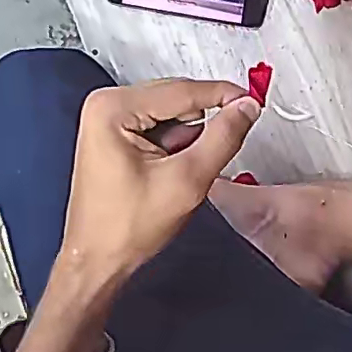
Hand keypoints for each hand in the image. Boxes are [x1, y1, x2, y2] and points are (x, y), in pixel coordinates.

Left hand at [63, 79, 260, 277]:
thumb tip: (245, 106)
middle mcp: (107, 105)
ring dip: (191, 137)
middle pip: (179, 98)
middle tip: (218, 151)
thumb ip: (223, 137)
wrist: (98, 261)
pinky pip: (163, 124)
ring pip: (175, 111)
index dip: (225, 96)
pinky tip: (173, 169)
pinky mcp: (118, 132)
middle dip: (203, 125)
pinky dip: (178, 143)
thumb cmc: (125, 228)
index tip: (253, 102)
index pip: (184, 90)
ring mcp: (110, 118)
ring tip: (183, 171)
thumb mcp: (187, 180)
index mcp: (113, 108)